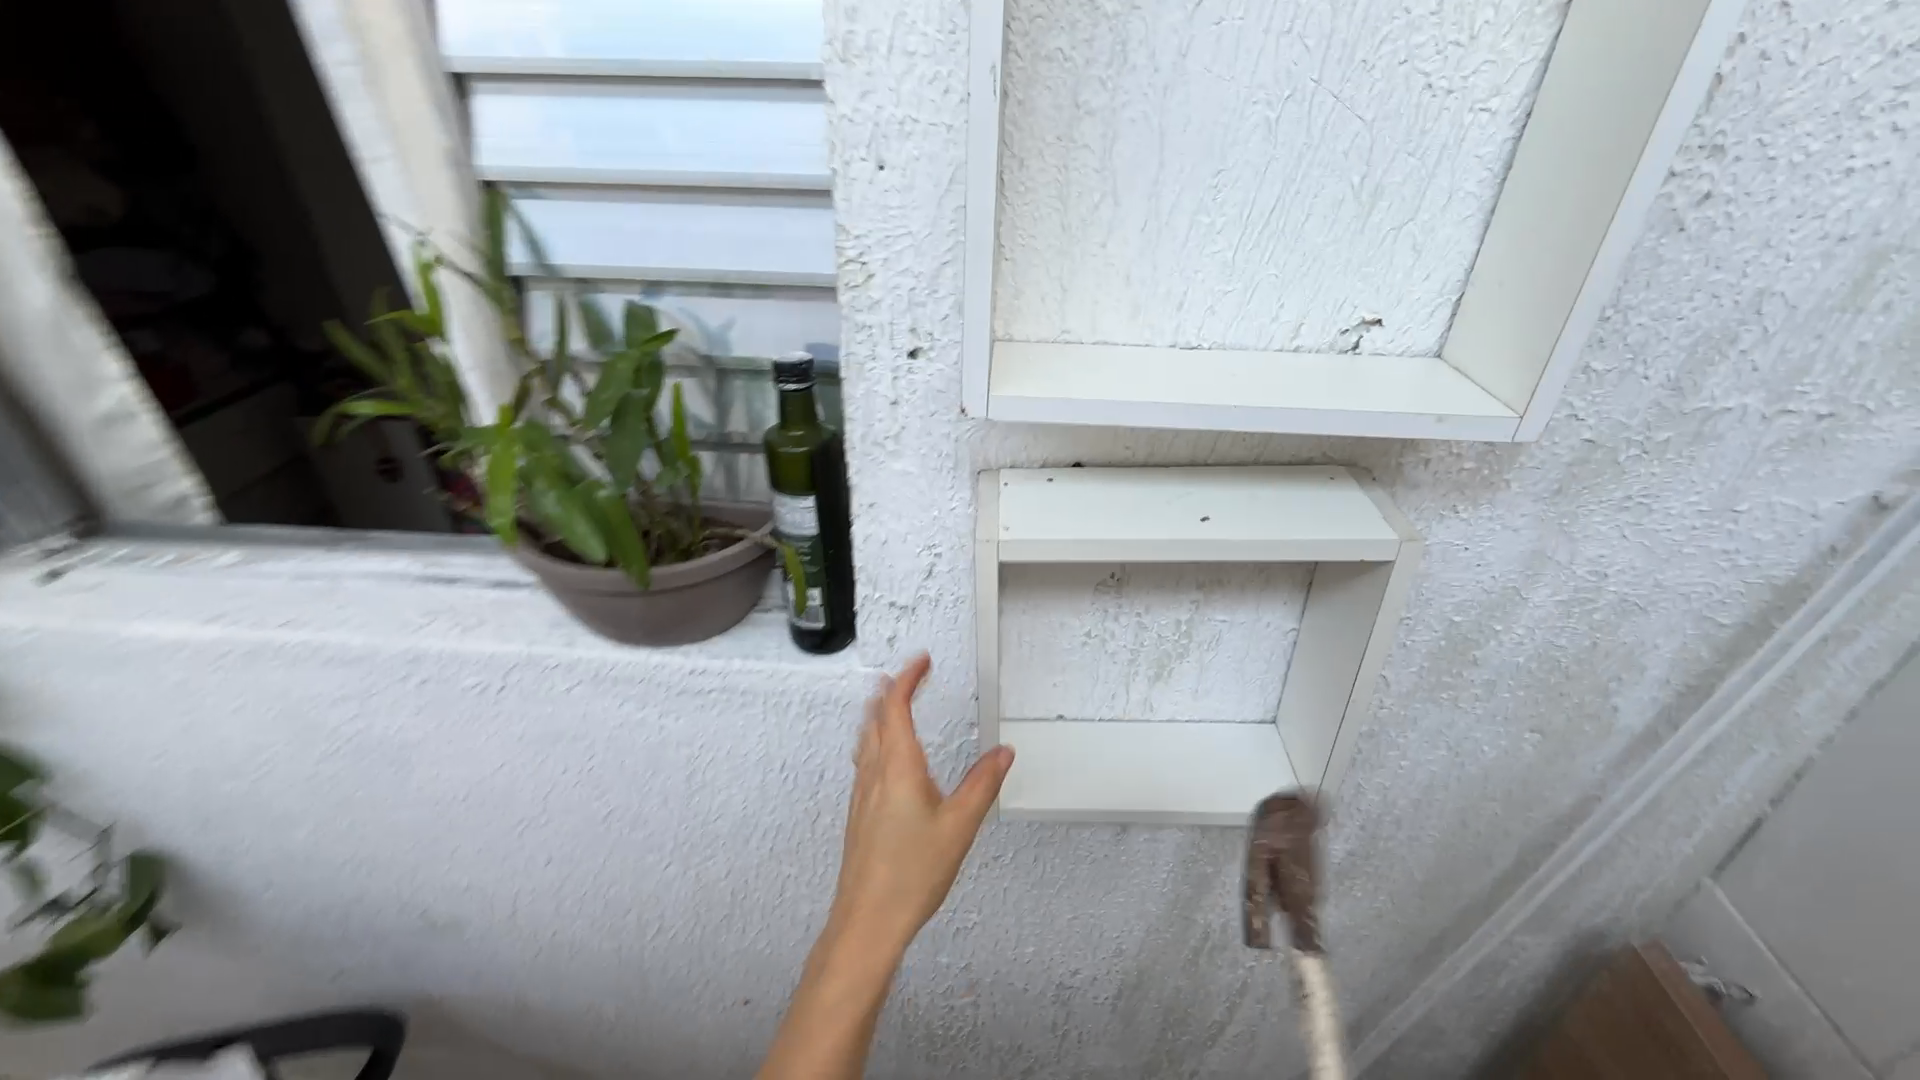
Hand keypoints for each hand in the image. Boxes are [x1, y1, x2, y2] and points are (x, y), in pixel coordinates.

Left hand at [825, 653, 1014, 957]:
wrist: (868, 919)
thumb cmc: (910, 876)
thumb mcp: (961, 825)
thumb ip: (983, 783)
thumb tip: (1002, 754)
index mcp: (898, 767)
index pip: (895, 705)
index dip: (907, 677)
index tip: (921, 661)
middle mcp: (874, 774)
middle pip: (874, 716)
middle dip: (890, 689)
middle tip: (908, 675)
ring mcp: (861, 794)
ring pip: (865, 738)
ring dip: (879, 713)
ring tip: (892, 704)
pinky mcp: (859, 814)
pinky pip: (864, 761)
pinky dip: (875, 740)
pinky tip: (886, 759)